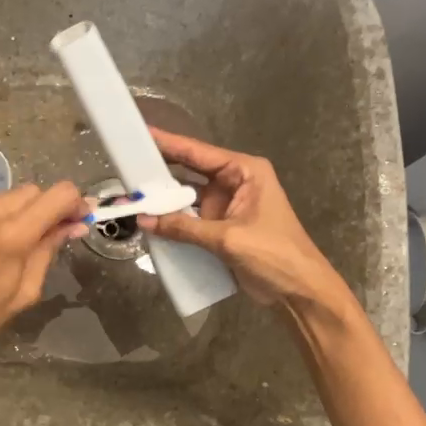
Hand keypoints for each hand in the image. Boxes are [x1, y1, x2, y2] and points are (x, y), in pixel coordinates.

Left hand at [0, 182, 89, 359]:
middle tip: (49, 232)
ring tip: (12, 240)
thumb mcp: (25, 290)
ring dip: (18, 212)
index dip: (74, 203)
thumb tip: (74, 225)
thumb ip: (49, 250)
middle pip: (32, 191)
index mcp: (9, 236)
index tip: (78, 219)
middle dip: (46, 209)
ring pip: (7, 195)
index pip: (58, 195)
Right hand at [138, 128, 343, 304]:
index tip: (141, 133)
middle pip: (190, 171)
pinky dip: (172, 220)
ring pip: (187, 196)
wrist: (300, 292)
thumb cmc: (275, 255)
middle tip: (126, 165)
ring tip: (130, 193)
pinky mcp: (221, 228)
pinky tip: (148, 220)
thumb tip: (143, 220)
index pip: (198, 152)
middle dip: (160, 171)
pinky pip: (190, 218)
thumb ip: (184, 228)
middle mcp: (234, 182)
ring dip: (163, 198)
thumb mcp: (227, 238)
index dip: (169, 143)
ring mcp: (227, 206)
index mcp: (245, 171)